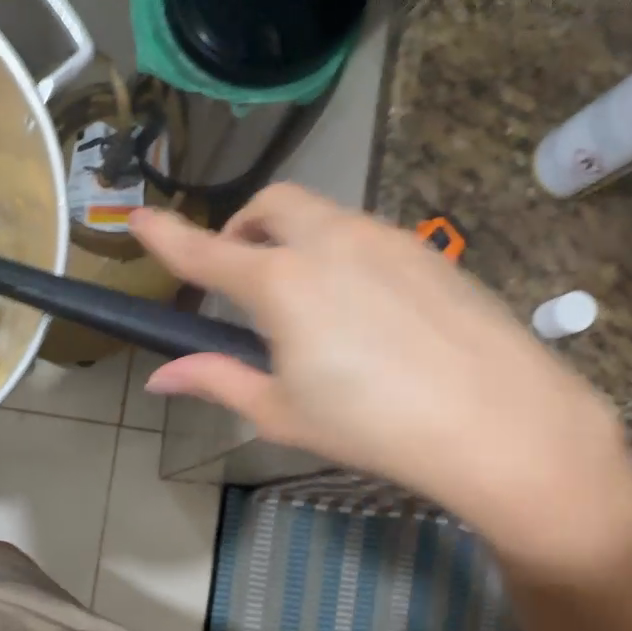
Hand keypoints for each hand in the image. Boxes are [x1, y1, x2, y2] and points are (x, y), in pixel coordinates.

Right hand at [129, 186, 631, 538]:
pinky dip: (335, 255)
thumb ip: (216, 380)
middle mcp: (330, 242)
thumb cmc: (368, 424)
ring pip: (321, 216)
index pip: (207, 252)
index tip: (138, 219)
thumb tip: (161, 377)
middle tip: (237, 278)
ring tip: (299, 305)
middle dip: (242, 228)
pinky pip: (363, 236)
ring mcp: (385, 239)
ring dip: (290, 241)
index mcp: (282, 284)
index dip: (166, 236)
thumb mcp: (279, 411)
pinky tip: (354, 313)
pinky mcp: (425, 251)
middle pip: (271, 206)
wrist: (493, 420)